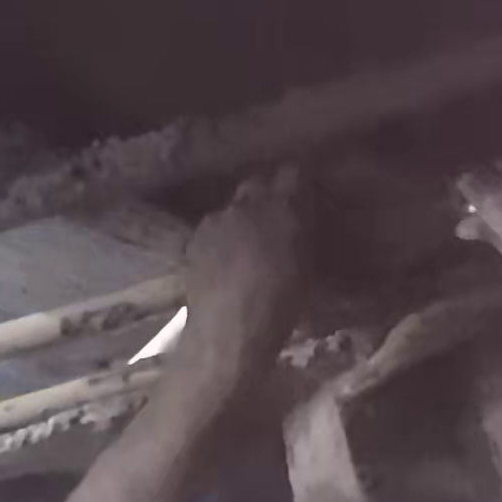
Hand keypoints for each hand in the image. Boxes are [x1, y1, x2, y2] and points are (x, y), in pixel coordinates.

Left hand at [181, 169, 305, 362]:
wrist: (229, 329)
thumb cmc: (281, 304)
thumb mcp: (306, 266)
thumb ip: (302, 232)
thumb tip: (301, 217)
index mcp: (282, 206)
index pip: (293, 171)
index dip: (297, 182)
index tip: (302, 195)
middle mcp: (246, 203)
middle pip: (258, 182)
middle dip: (267, 194)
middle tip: (275, 218)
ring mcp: (216, 218)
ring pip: (232, 207)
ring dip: (241, 217)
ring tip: (246, 244)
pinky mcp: (195, 238)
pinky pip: (213, 228)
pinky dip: (221, 237)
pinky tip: (223, 260)